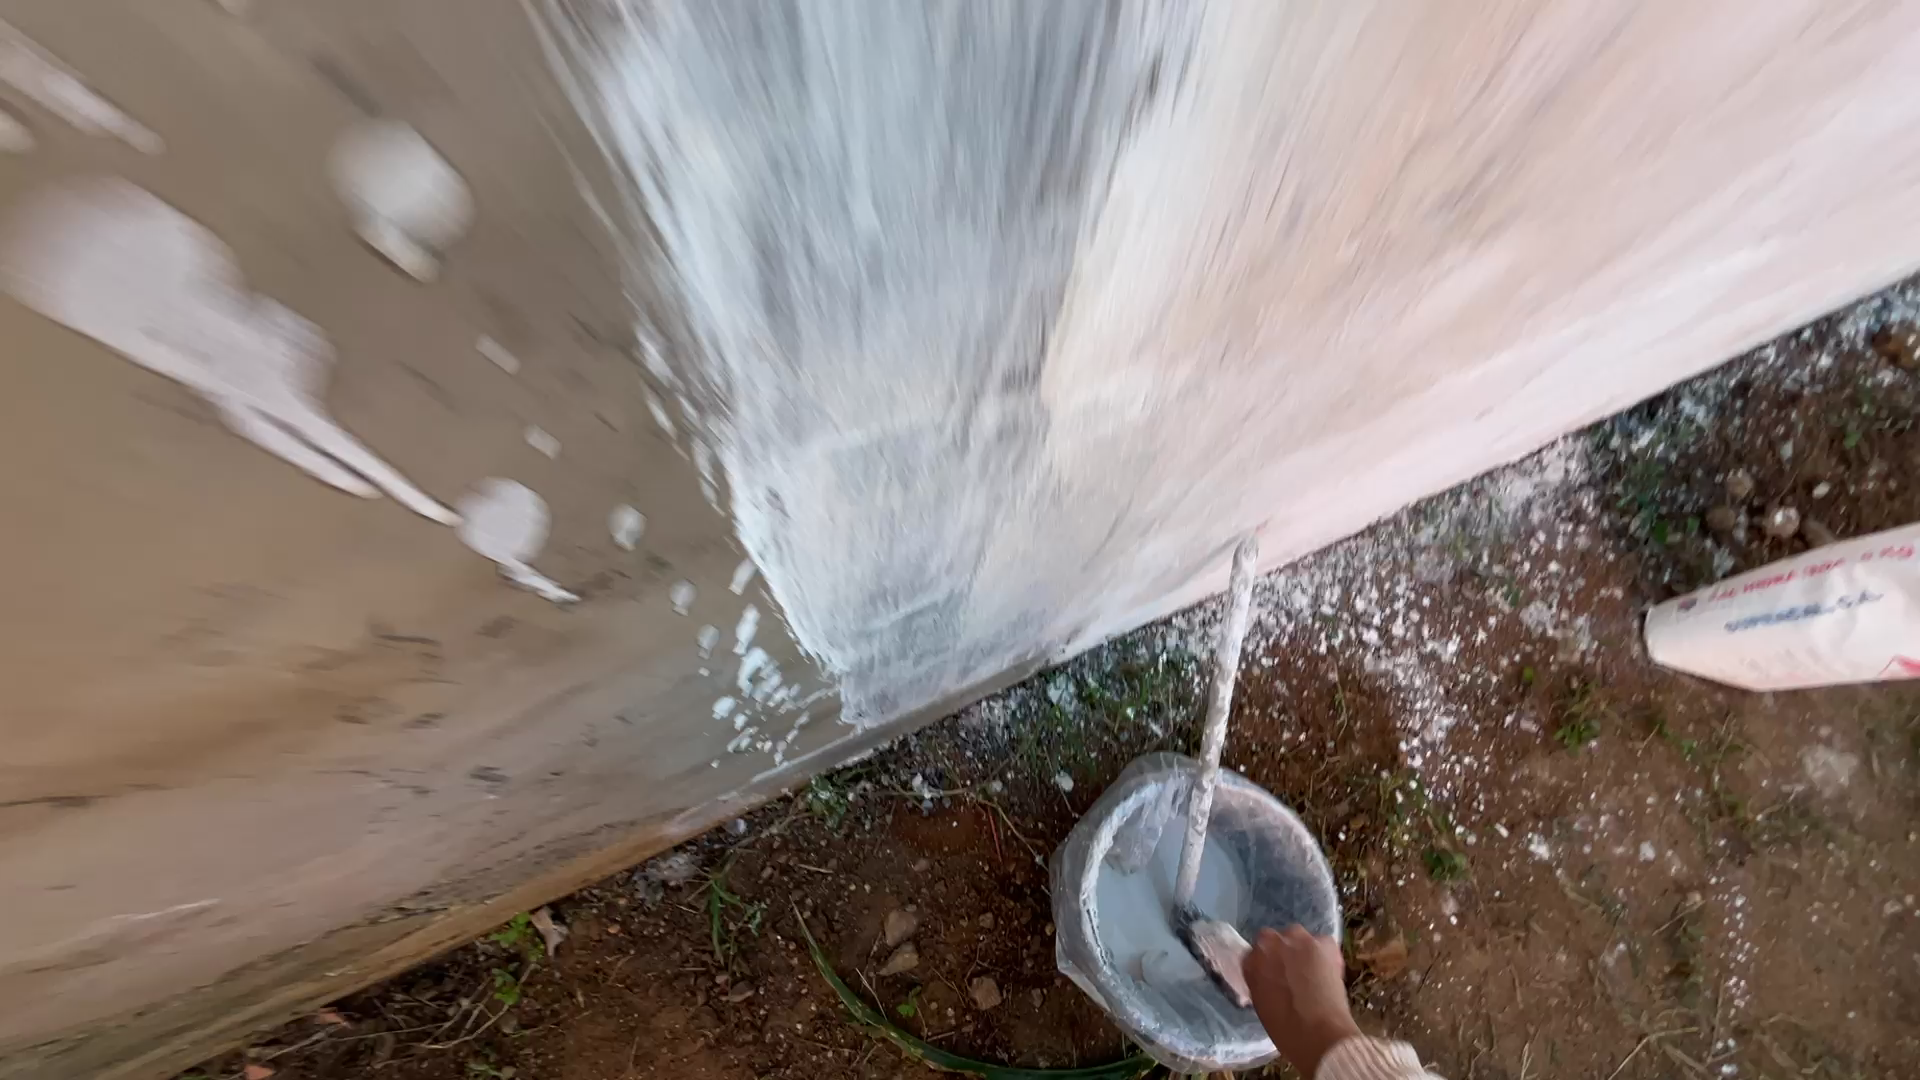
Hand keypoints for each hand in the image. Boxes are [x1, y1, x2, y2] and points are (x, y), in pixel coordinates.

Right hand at [1242, 925, 1361, 1077]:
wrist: (1320, 1036)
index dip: (1267, 966)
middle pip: (1273, 940)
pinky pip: (1323, 943)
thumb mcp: (1261, 1004)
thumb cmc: (1288, 1031)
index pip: (1255, 955)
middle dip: (1282, 954)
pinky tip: (1329, 972)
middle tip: (1293, 975)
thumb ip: (1260, 982)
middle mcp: (1269, 942)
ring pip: (1297, 938)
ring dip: (1302, 950)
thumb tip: (1269, 979)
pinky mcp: (1322, 943)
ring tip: (1313, 973)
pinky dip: (1326, 955)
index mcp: (1250, 960)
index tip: (1275, 978)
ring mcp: (1296, 938)